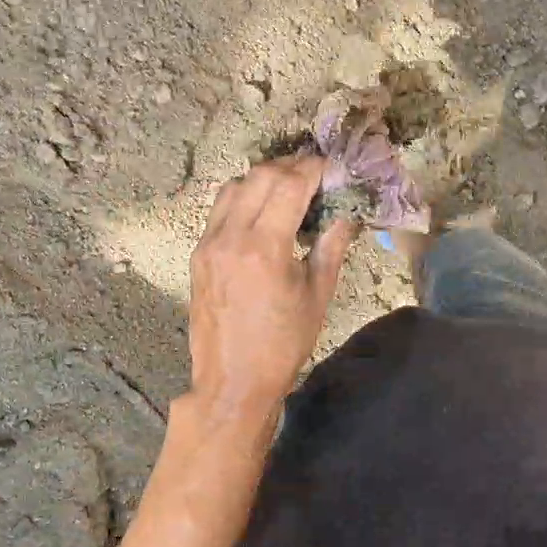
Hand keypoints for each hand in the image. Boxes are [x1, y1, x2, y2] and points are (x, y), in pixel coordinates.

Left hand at [187, 157, 356, 414]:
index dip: (313, 168)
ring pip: (234, 186)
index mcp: (264, 247)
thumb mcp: (317, 296)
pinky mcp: (198, 253)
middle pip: (260, 176)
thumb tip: (347, 212)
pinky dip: (244, 196)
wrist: (233, 380)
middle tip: (315, 171)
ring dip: (263, 177)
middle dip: (290, 166)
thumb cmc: (283, 343)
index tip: (332, 166)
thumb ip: (332, 247)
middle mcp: (230, 236)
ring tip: (289, 186)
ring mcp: (209, 243)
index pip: (289, 185)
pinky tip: (263, 210)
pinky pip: (220, 208)